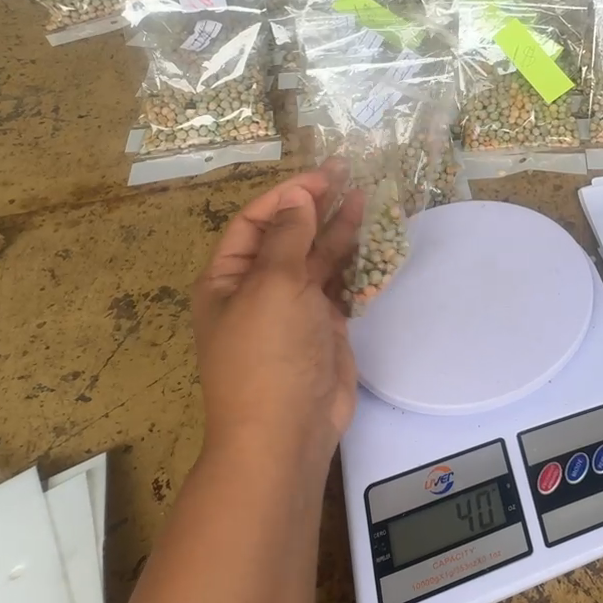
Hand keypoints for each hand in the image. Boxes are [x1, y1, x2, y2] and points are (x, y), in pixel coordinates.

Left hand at [192, 159, 367, 467]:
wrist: (286, 430)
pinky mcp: (324, 326)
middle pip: (288, 235)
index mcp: (228, 279)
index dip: (287, 195)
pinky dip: (355, 262)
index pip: (255, 222)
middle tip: (349, 173)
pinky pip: (339, 284)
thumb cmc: (267, 353)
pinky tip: (374, 241)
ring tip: (366, 197)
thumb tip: (298, 198)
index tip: (324, 176)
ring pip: (317, 257)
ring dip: (339, 228)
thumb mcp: (272, 286)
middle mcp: (258, 289)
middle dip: (316, 204)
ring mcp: (293, 309)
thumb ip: (289, 237)